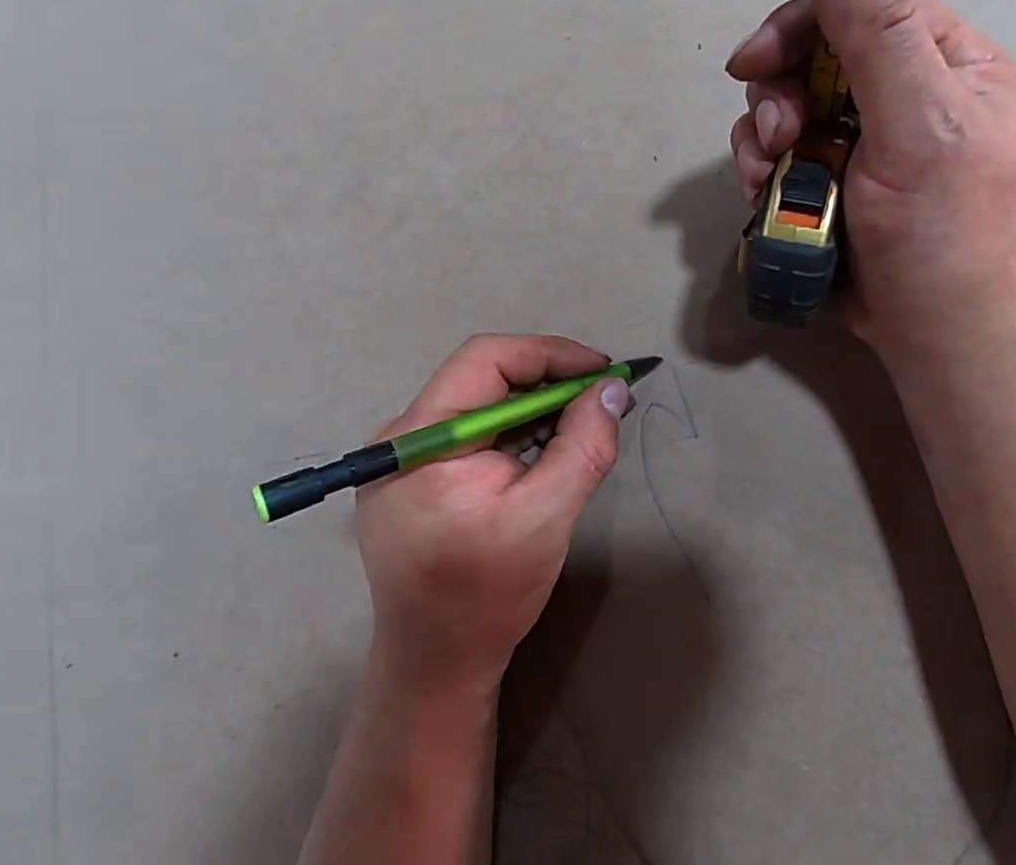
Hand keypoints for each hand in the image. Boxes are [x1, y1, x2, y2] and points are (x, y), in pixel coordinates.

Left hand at [355, 334, 631, 690]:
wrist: (435, 663)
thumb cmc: (486, 596)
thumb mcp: (546, 519)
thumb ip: (583, 446)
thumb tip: (612, 389)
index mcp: (421, 438)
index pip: (485, 360)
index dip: (549, 353)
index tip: (602, 370)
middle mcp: (404, 435)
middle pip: (482, 378)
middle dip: (548, 380)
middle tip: (601, 395)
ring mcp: (406, 456)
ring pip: (481, 405)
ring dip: (535, 406)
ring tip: (583, 419)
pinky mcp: (417, 476)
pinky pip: (473, 433)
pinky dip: (516, 431)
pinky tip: (549, 445)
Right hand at [725, 0, 1015, 351]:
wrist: (931, 329)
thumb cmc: (940, 230)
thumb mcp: (917, 121)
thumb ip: (876, 26)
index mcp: (945, 62)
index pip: (861, 11)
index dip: (799, 28)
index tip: (750, 65)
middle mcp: (903, 93)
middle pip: (814, 61)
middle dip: (777, 97)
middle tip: (775, 141)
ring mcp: (863, 142)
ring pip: (788, 110)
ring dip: (762, 139)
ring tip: (767, 178)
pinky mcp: (831, 181)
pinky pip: (782, 155)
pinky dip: (763, 170)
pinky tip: (764, 194)